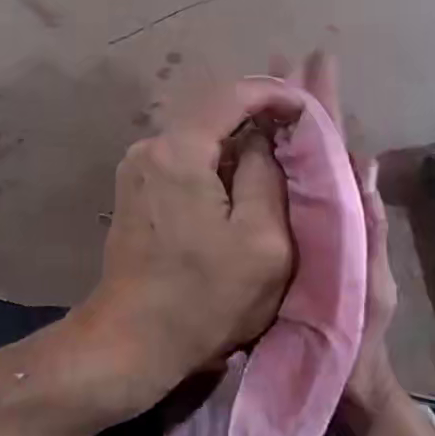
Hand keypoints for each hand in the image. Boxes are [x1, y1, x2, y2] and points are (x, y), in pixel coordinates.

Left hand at [76, 80, 298, 398]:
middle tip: (297, 133)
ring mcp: (137, 166)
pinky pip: (183, 157)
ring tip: (274, 160)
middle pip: (212, 112)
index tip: (305, 108)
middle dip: (257, 116)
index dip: (273, 93)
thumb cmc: (204, 299)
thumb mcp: (261, 242)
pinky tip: (237, 184)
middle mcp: (150, 146)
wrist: (130, 342)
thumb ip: (266, 176)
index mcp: (178, 152)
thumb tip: (263, 138)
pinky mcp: (135, 188)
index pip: (231, 95)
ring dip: (236, 142)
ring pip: (198, 135)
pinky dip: (214, 161)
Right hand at [269, 52, 404, 432]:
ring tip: (264, 86)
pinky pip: (266, 192)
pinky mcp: (273, 242)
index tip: (314, 61)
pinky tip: (242, 142)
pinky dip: (259, 161)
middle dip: (298, 101)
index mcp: (344, 210)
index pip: (333, 145)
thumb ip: (370, 228)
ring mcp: (296, 223)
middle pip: (308, 144)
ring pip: (286, 162)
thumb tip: (364, 160)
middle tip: (282, 60)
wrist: (338, 387)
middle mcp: (320, 207)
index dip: (323, 103)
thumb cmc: (357, 337)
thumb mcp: (370, 283)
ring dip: (276, 122)